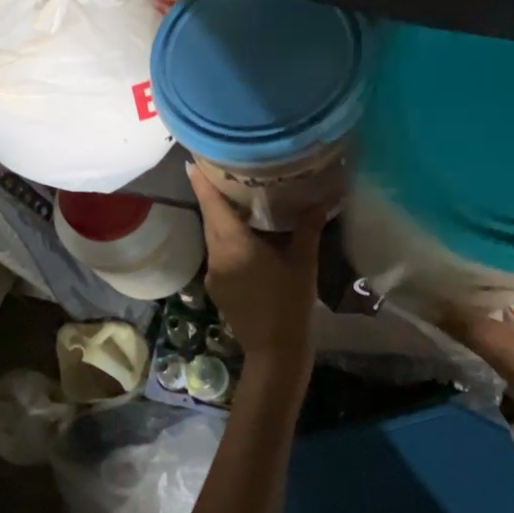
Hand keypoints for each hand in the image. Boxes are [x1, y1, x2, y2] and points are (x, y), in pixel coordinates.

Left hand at [187, 164, 323, 362]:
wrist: (275, 351)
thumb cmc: (290, 304)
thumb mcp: (304, 263)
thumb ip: (307, 229)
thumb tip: (319, 201)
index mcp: (233, 245)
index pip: (212, 205)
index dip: (203, 183)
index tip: (194, 161)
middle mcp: (217, 256)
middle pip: (211, 219)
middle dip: (215, 197)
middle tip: (226, 173)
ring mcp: (214, 274)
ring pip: (215, 237)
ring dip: (224, 220)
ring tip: (241, 200)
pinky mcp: (218, 288)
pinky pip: (221, 254)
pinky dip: (230, 240)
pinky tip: (249, 237)